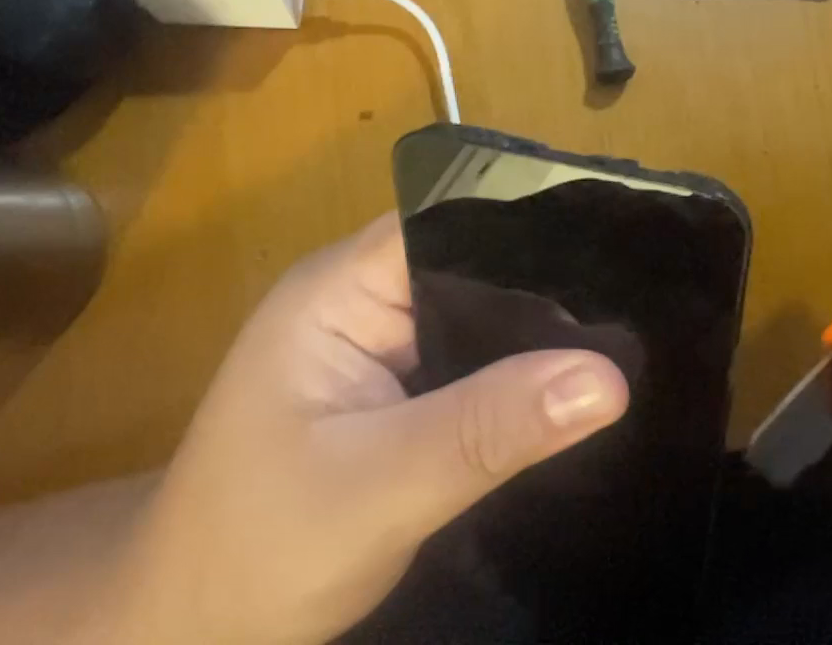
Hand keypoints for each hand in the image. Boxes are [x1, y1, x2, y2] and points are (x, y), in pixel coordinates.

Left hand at [103, 215, 629, 644]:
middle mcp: (361, 298)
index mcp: (340, 289)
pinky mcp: (395, 390)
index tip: (619, 264)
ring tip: (630, 347)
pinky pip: (472, 365)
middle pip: (474, 268)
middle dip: (549, 292)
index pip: (453, 227)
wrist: (190, 632)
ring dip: (537, 339)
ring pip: (478, 319)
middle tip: (641, 316)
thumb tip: (610, 378)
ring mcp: (378, 345)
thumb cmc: (259, 551)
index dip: (533, 239)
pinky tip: (575, 393)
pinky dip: (517, 379)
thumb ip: (490, 428)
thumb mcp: (381, 488)